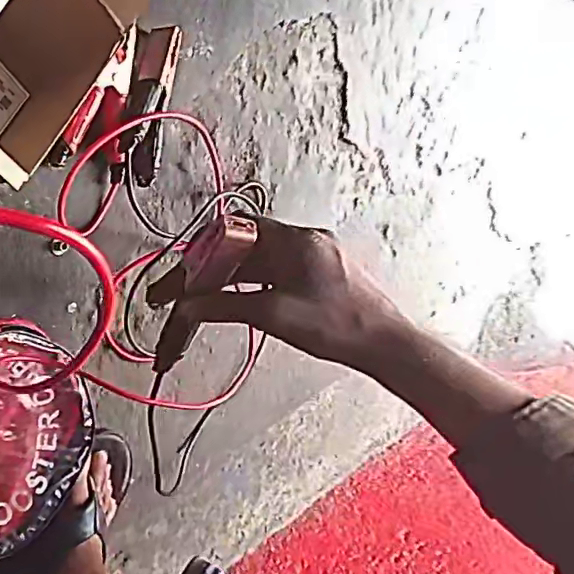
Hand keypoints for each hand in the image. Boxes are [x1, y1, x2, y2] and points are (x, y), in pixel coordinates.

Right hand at [146, 217, 408, 373]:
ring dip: (230, 277)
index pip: (238, 228)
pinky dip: (250, 283)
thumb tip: (188, 306)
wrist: (385, 345)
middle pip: (244, 245)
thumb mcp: (272, 314)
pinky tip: (237, 300)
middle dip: (213, 266)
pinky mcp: (317, 274)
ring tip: (206, 298)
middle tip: (189, 287)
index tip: (189, 266)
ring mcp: (313, 257)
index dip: (207, 246)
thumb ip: (223, 306)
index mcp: (296, 240)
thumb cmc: (341, 325)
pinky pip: (273, 271)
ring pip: (258, 259)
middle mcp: (305, 241)